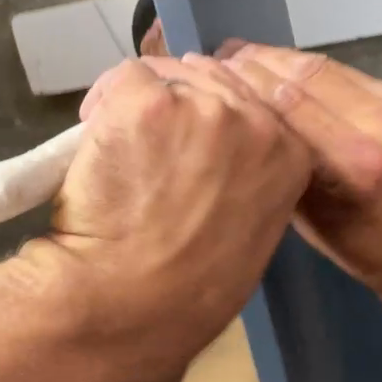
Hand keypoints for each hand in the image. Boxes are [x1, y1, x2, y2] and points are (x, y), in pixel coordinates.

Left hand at [25, 55, 311, 379]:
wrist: (129, 307)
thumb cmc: (187, 291)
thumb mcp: (247, 229)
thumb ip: (243, 175)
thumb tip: (210, 147)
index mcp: (289, 153)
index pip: (247, 101)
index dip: (205, 112)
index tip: (178, 138)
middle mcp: (255, 121)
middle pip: (204, 75)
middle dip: (170, 99)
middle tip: (138, 142)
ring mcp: (203, 108)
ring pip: (161, 75)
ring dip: (135, 101)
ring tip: (115, 146)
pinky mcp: (149, 102)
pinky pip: (122, 79)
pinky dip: (103, 103)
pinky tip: (93, 142)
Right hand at [221, 44, 381, 295]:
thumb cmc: (351, 241)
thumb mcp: (302, 209)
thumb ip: (279, 154)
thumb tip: (234, 108)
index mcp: (357, 164)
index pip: (290, 102)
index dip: (246, 80)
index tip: (207, 69)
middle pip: (306, 75)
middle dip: (256, 61)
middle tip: (216, 57)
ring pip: (322, 65)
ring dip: (277, 56)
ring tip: (238, 53)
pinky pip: (341, 70)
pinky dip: (303, 64)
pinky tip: (273, 62)